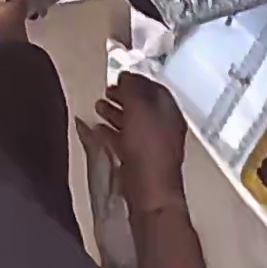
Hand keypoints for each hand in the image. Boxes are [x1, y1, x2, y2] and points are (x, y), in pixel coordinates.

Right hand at [94, 72, 188, 216]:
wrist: (149, 192)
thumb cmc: (146, 147)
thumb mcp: (138, 109)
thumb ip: (132, 89)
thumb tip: (126, 77)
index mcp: (169, 112)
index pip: (154, 88)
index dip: (136, 79)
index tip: (119, 75)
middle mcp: (164, 127)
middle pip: (143, 105)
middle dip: (124, 95)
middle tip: (106, 89)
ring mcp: (153, 146)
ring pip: (132, 122)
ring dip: (115, 112)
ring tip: (98, 106)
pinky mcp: (140, 161)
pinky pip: (125, 139)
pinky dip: (112, 131)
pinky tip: (98, 130)